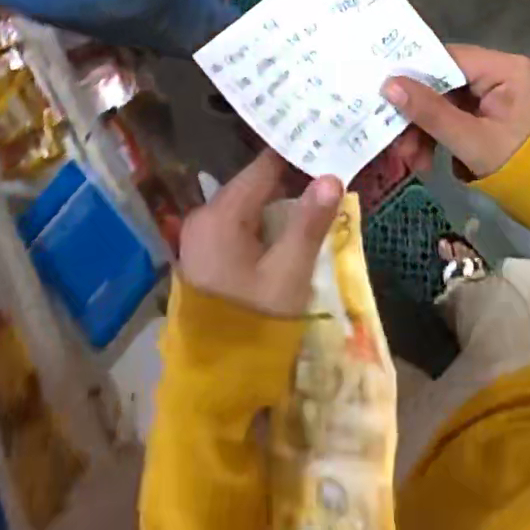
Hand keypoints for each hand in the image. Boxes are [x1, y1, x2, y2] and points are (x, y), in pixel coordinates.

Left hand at [179, 151, 342, 316]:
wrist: (210, 384)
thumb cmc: (252, 325)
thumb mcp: (288, 275)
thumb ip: (308, 223)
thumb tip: (330, 177)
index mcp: (220, 215)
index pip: (262, 169)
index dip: (295, 157)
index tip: (325, 146)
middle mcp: (203, 217)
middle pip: (252, 186)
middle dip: (289, 180)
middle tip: (327, 173)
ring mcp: (199, 238)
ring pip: (246, 208)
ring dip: (277, 204)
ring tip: (315, 197)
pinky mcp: (203, 257)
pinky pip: (237, 227)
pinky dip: (262, 224)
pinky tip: (288, 228)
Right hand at [381, 44, 529, 178]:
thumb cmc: (521, 169)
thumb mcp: (470, 141)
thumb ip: (429, 111)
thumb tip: (388, 84)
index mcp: (507, 70)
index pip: (447, 59)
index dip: (413, 75)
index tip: (384, 94)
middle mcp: (503, 73)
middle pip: (443, 82)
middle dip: (418, 113)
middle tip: (397, 141)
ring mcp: (497, 93)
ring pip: (444, 101)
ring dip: (424, 129)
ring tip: (412, 159)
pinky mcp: (491, 112)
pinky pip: (454, 114)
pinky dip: (438, 135)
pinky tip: (427, 159)